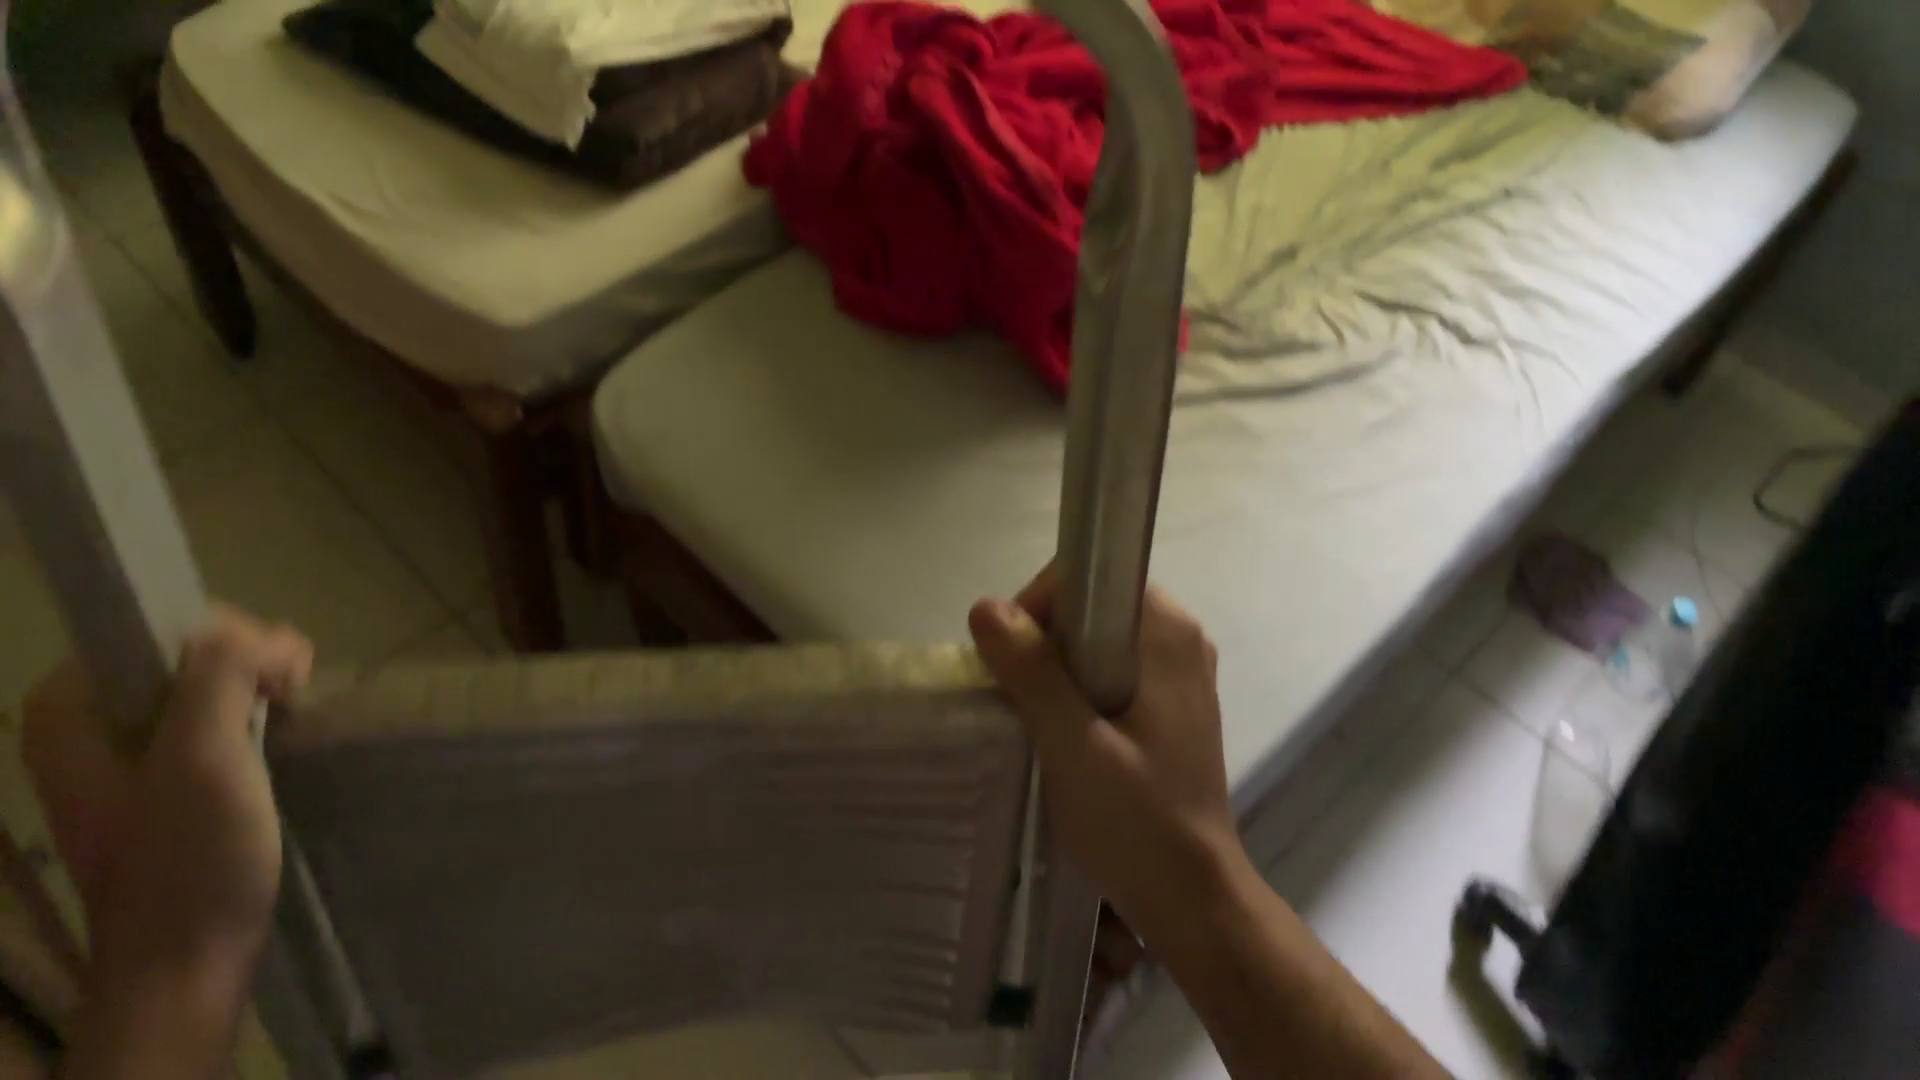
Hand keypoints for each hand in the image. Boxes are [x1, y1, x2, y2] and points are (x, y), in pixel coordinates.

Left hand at [23, 607, 310, 988]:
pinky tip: (278, 732)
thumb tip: (261, 634)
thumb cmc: (189, 859)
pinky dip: (258, 709)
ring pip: (206, 678)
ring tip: (291, 712)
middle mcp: (90, 723)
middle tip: (290, 694)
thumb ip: (219, 679)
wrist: (188, 953)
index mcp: (70, 712)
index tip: (273, 673)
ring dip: (261, 682)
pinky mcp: (170, 774)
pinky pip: (217, 711)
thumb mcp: (202, 760)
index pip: (150, 629)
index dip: (221, 637)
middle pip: (182, 650)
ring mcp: (130, 750)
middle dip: (249, 659)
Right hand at [968, 569, 1246, 940]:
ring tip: (1035, 720)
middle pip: (1091, 606)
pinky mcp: (1169, 705)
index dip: (1039, 607)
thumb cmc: (1136, 820)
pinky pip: (1108, 670)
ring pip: (1095, 640)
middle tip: (1018, 699)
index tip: (1011, 661)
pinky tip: (1061, 734)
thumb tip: (985, 607)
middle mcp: (1180, 640)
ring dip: (1054, 669)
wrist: (1190, 896)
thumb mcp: (1073, 744)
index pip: (1090, 577)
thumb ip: (1032, 673)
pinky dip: (1076, 689)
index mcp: (1168, 633)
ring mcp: (1179, 673)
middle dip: (1043, 642)